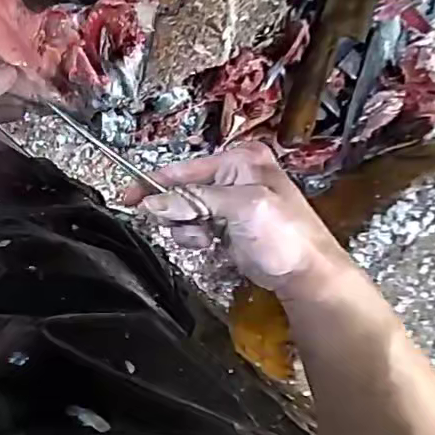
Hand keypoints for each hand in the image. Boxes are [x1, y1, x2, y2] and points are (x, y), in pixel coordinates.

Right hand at [124, 141, 357, 298]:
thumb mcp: (240, 208)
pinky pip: (192, 228)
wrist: (306, 274)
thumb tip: (150, 203)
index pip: (183, 169)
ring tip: (209, 239)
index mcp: (239, 160)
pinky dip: (195, 238)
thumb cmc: (285, 235)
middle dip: (178, 213)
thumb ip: (193, 201)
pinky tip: (212, 244)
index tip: (127, 198)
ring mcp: (228, 202)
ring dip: (187, 229)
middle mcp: (232, 176)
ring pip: (182, 213)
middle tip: (192, 227)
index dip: (153, 184)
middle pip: (179, 191)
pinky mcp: (224, 226)